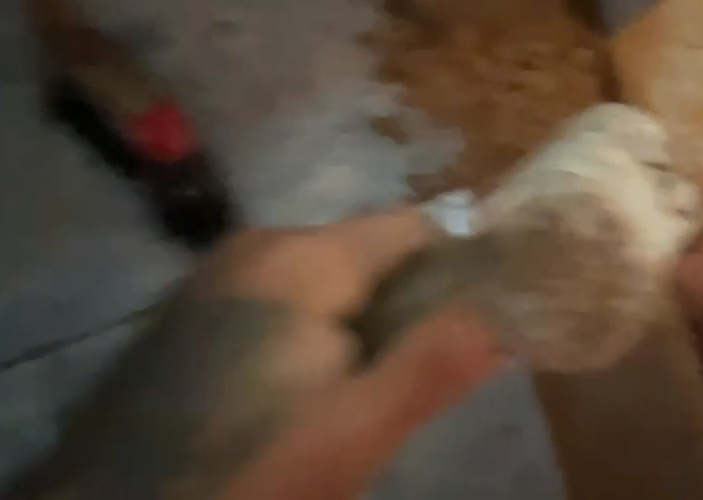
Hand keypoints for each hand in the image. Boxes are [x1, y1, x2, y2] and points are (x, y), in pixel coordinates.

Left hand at [16, 211, 502, 499]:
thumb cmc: (235, 482)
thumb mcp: (348, 439)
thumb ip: (433, 367)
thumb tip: (509, 313)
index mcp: (302, 256)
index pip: (418, 229)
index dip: (454, 279)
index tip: (459, 342)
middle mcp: (261, 243)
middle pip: (375, 255)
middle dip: (400, 313)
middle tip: (389, 393)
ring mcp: (219, 275)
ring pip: (333, 282)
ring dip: (356, 331)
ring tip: (339, 406)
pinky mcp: (193, 311)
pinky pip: (287, 301)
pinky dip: (311, 338)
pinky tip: (285, 405)